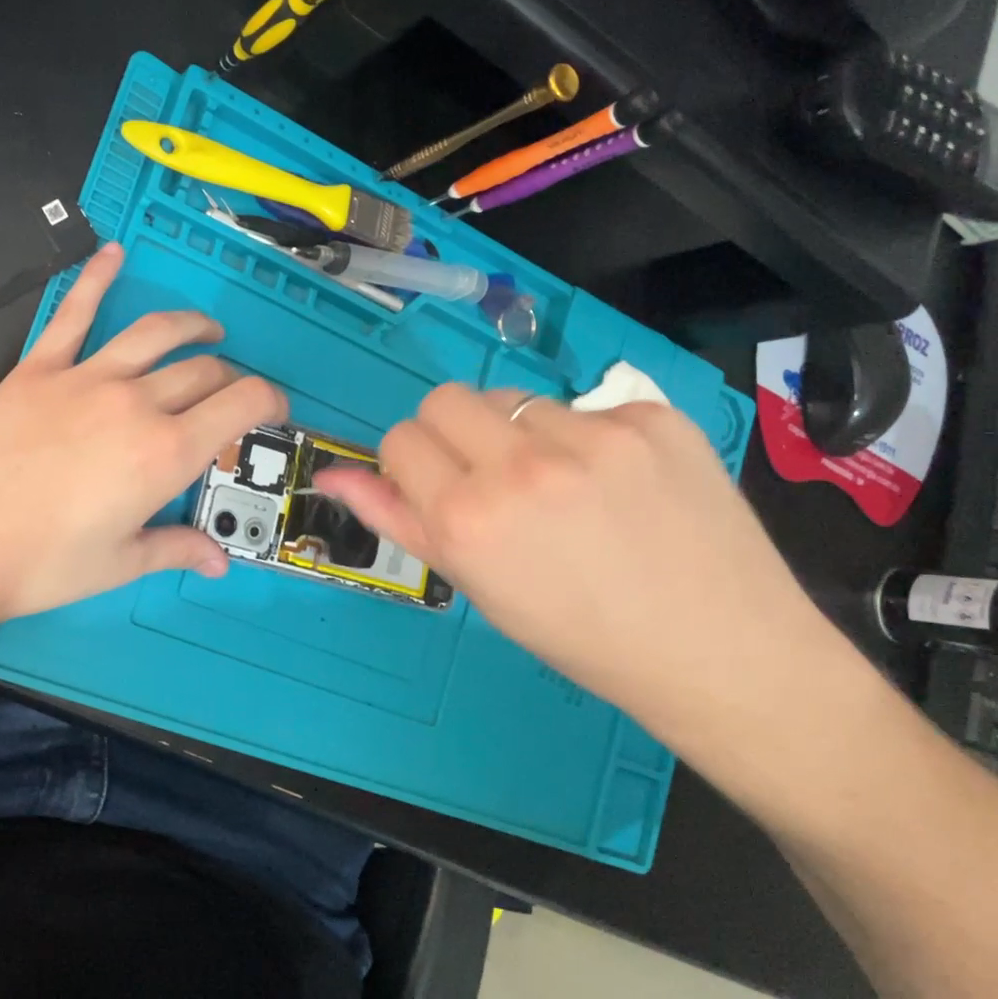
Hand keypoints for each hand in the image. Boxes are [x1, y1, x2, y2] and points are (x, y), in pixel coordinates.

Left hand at [0, 242, 286, 624]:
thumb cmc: (42, 565)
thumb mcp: (120, 564)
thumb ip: (175, 549)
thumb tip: (218, 562)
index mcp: (165, 454)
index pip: (241, 405)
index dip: (269, 401)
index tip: (272, 409)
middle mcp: (135, 404)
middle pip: (202, 370)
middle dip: (228, 378)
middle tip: (227, 394)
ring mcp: (84, 378)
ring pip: (154, 333)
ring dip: (189, 325)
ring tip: (205, 329)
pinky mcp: (37, 368)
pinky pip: (74, 312)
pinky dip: (96, 277)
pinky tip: (111, 253)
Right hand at [313, 384, 830, 714]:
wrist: (718, 651)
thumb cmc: (575, 631)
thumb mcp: (471, 581)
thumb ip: (395, 519)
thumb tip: (333, 476)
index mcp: (466, 516)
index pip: (400, 438)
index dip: (412, 465)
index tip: (441, 491)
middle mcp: (521, 465)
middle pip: (445, 398)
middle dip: (453, 433)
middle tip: (490, 477)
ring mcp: (594, 437)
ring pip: (515, 400)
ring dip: (522, 434)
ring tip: (565, 486)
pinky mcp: (654, 419)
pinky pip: (586, 407)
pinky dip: (588, 438)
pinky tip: (619, 484)